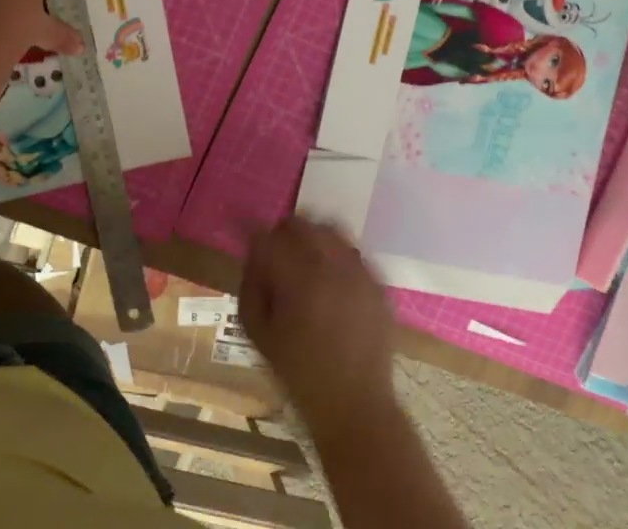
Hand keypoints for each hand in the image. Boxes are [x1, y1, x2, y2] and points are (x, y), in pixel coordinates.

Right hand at [239, 217, 396, 427]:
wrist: (354, 402)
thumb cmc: (296, 368)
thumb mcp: (254, 329)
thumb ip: (250, 284)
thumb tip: (254, 254)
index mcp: (297, 280)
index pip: (267, 237)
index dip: (252, 234)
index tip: (248, 241)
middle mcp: (332, 269)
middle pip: (302, 224)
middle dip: (283, 231)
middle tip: (275, 248)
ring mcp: (361, 276)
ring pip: (332, 232)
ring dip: (312, 237)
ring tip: (304, 257)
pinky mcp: (379, 288)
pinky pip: (355, 254)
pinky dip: (338, 254)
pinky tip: (331, 274)